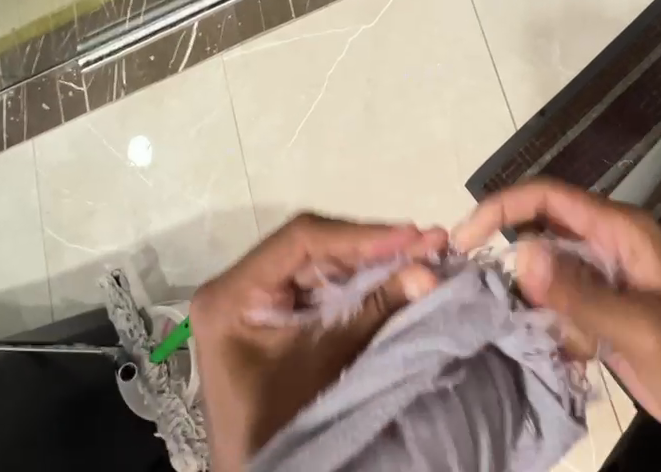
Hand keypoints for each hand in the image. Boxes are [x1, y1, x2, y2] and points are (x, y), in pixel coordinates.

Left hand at [191, 214, 444, 471]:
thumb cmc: (279, 425)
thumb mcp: (325, 366)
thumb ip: (374, 312)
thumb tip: (429, 271)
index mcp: (231, 293)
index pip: (300, 241)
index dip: (359, 236)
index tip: (410, 236)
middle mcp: (241, 283)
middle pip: (315, 246)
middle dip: (375, 245)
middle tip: (429, 240)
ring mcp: (260, 296)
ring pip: (325, 261)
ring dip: (375, 258)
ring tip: (424, 249)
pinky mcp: (281, 311)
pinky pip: (325, 284)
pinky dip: (364, 279)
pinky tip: (400, 270)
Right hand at [453, 178, 660, 463]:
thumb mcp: (643, 331)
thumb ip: (582, 294)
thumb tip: (519, 255)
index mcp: (621, 231)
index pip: (547, 197)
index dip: (500, 207)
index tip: (462, 241)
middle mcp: (607, 246)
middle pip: (539, 228)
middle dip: (500, 248)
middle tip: (463, 283)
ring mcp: (604, 280)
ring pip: (543, 268)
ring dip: (518, 290)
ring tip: (489, 319)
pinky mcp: (602, 313)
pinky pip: (556, 303)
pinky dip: (539, 320)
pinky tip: (533, 348)